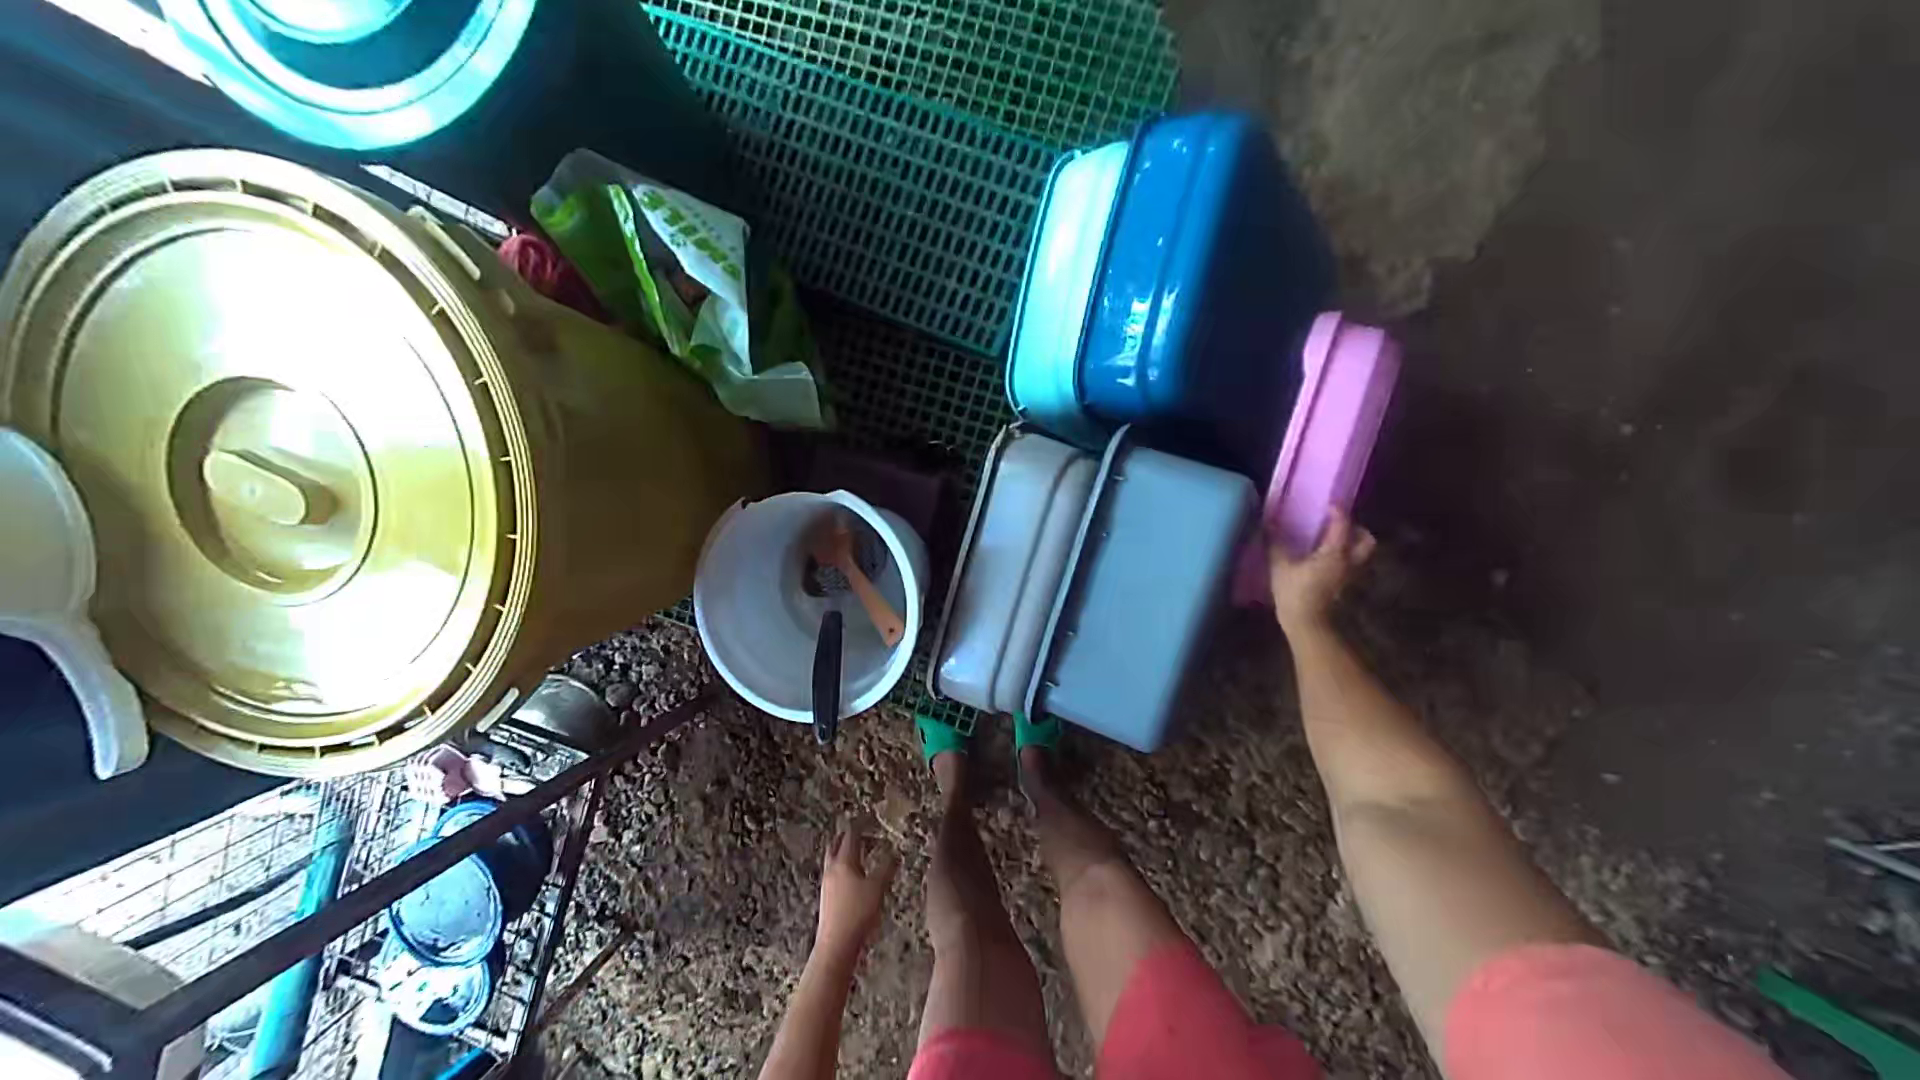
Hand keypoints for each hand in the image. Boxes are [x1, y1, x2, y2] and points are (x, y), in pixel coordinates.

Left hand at [815, 824, 898, 957]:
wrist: (836, 945)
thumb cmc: (858, 914)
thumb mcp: (878, 888)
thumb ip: (887, 867)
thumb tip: (894, 853)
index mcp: (844, 862)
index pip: (851, 835)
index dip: (861, 824)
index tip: (869, 818)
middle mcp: (832, 869)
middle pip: (837, 844)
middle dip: (848, 835)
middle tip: (862, 831)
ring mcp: (827, 883)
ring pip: (834, 858)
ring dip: (845, 850)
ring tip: (860, 852)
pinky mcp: (827, 897)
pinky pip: (834, 872)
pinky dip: (844, 866)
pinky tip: (854, 876)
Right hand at [1269, 508, 1375, 635]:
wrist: (1307, 624)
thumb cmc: (1294, 592)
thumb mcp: (1279, 566)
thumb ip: (1276, 543)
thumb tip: (1267, 522)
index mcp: (1336, 552)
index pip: (1343, 523)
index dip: (1336, 510)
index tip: (1327, 503)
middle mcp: (1349, 560)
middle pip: (1365, 539)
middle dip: (1355, 528)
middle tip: (1337, 524)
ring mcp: (1350, 575)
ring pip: (1361, 552)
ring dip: (1351, 543)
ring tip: (1330, 540)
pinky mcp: (1345, 585)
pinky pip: (1350, 563)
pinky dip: (1343, 556)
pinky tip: (1324, 558)